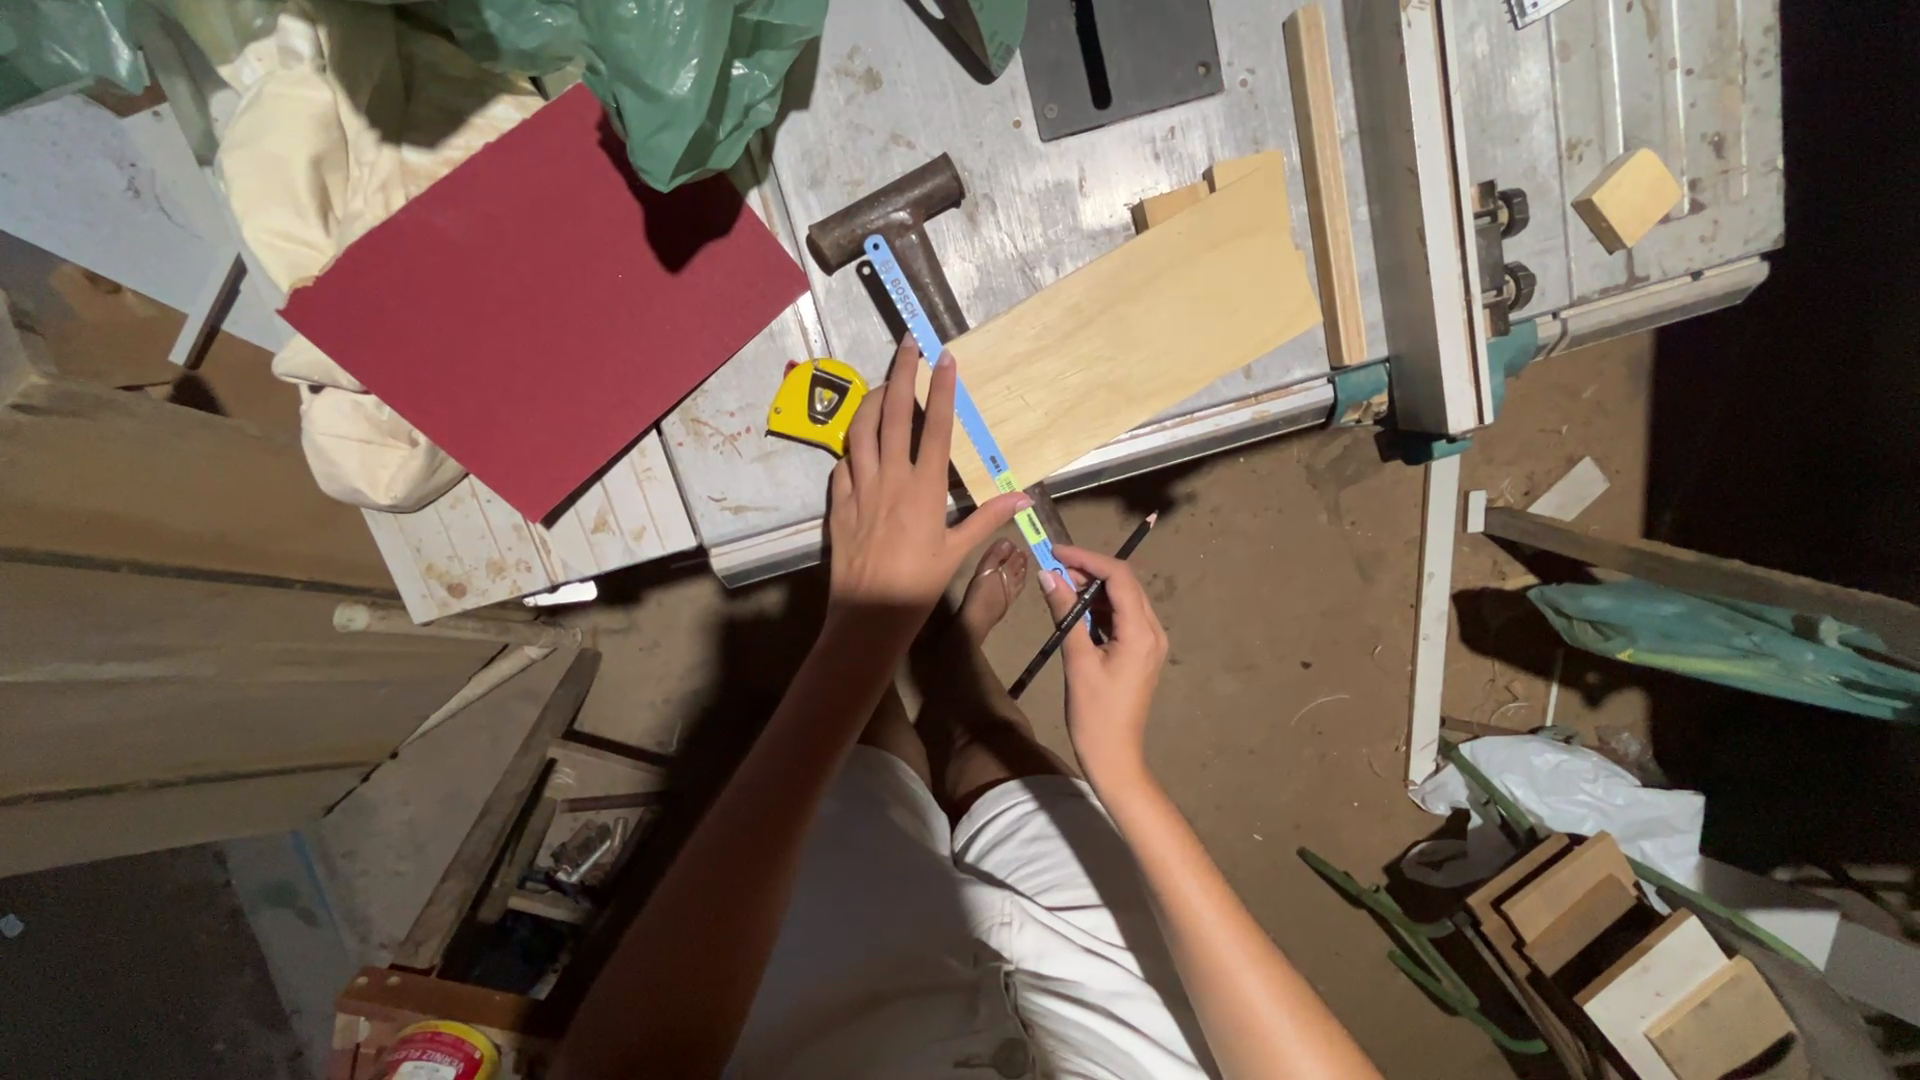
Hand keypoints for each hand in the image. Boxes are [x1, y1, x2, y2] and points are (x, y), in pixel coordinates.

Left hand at [827, 340, 1028, 624]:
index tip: (944, 358)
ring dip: (869, 401)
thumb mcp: (958, 552)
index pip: (936, 427)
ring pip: (859, 431)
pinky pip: (842, 465)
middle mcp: (890, 478)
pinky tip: (858, 445)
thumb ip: (988, 518)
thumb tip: (1023, 496)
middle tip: (906, 345)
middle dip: (900, 373)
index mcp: (925, 488)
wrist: (869, 613)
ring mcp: (859, 488)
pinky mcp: (838, 503)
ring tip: (880, 384)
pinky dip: (852, 448)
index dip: (941, 390)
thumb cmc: (919, 585)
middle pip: (892, 414)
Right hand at [1039, 545, 1168, 780]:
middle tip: (1054, 568)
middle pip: (1125, 583)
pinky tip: (1076, 608)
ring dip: (1094, 587)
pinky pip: (1123, 617)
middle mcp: (1153, 631)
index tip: (1056, 552)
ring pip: (1124, 599)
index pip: (1119, 577)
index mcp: (1141, 633)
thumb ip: (1066, 614)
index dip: (1087, 558)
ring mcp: (1150, 642)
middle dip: (1089, 569)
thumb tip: (1048, 576)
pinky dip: (1100, 607)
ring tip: (1060, 584)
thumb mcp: (1077, 660)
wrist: (1114, 756)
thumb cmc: (1094, 713)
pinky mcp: (1141, 652)